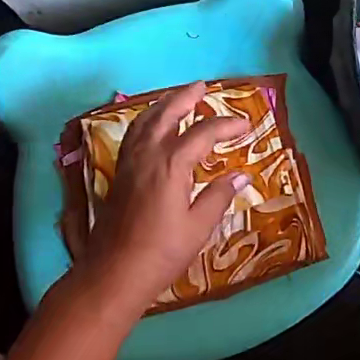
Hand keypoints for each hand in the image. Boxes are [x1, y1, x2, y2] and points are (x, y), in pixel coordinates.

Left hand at [76, 82, 250, 314]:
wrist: (115, 273)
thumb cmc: (162, 252)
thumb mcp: (199, 227)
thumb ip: (219, 196)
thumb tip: (240, 176)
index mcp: (171, 164)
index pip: (203, 133)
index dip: (226, 126)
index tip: (245, 125)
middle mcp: (147, 155)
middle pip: (166, 114)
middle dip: (185, 97)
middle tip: (202, 86)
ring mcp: (129, 163)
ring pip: (145, 121)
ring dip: (163, 105)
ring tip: (178, 99)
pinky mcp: (119, 174)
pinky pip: (133, 135)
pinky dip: (147, 122)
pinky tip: (152, 129)